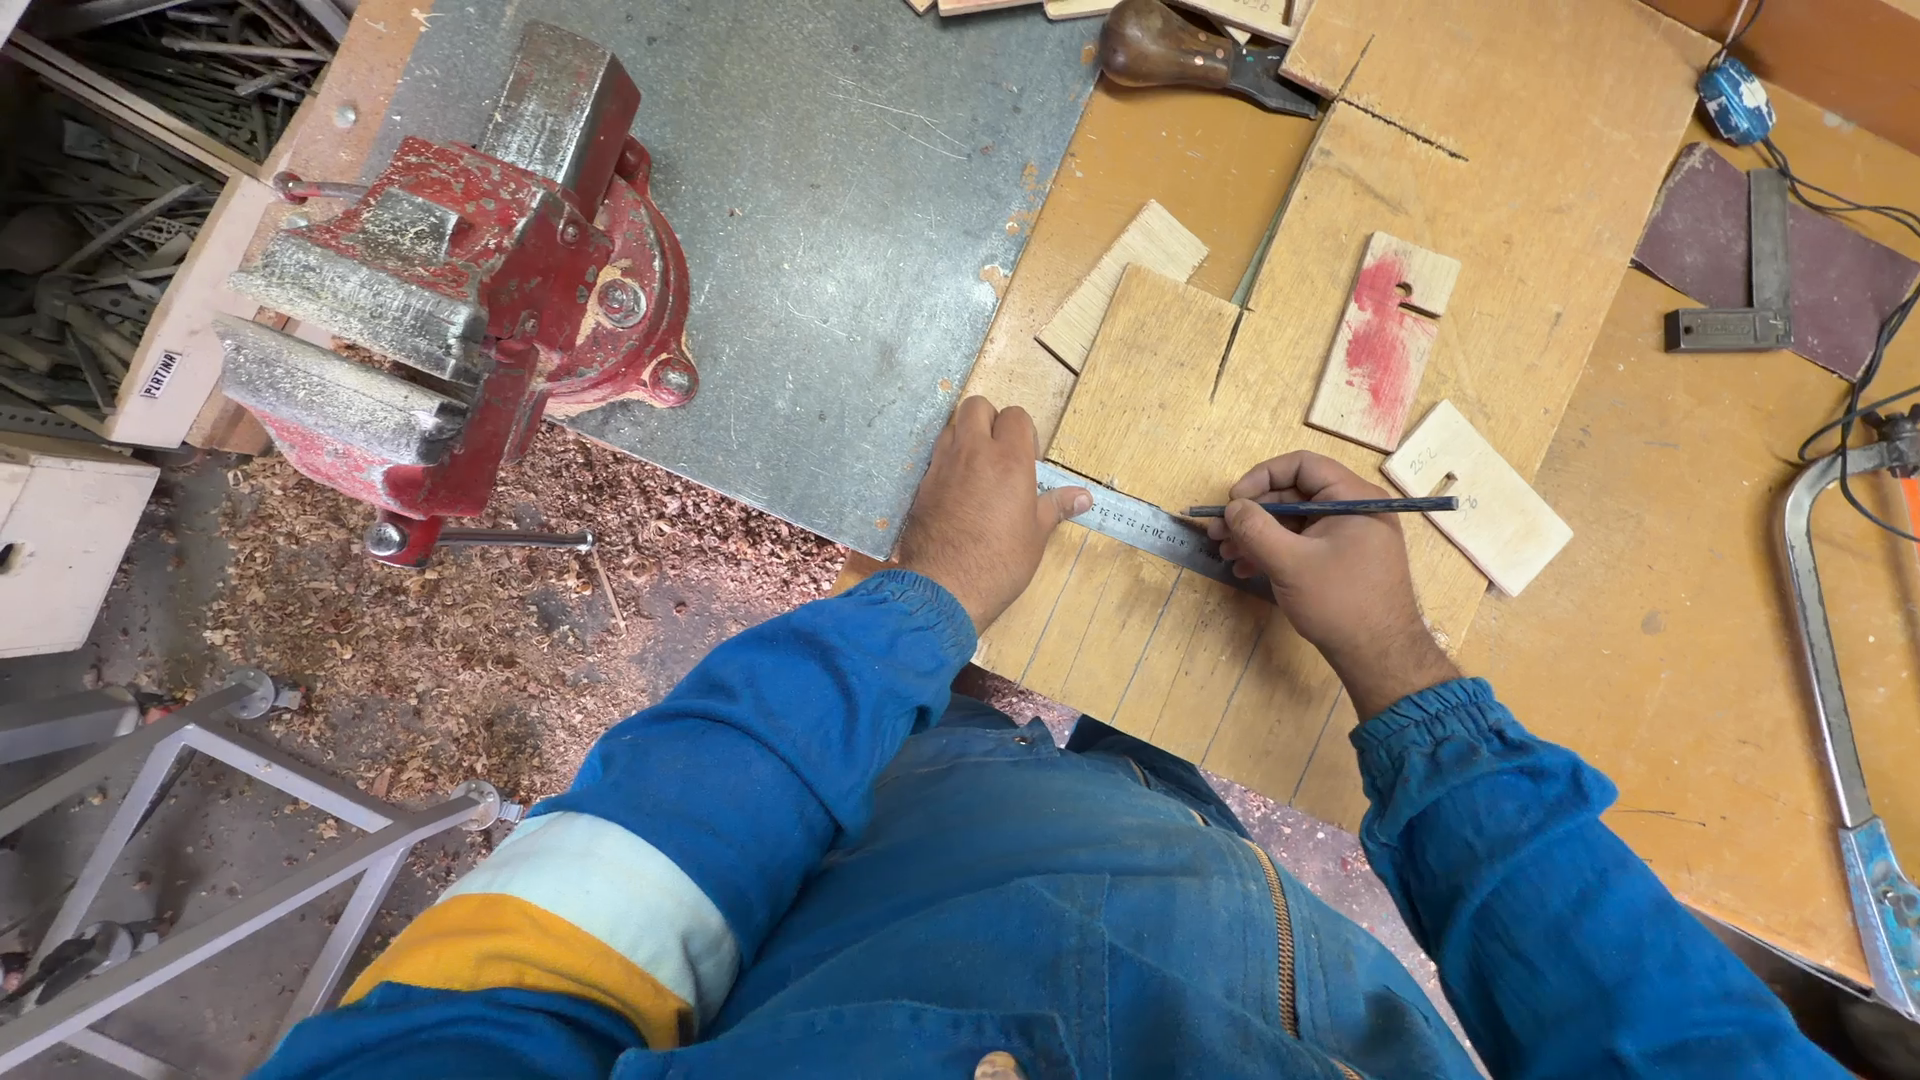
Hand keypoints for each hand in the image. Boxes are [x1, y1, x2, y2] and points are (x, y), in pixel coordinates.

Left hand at [898, 397, 1090, 631]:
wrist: (945, 587)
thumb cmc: (1000, 562)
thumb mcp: (1036, 535)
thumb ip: (1055, 506)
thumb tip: (1083, 497)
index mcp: (1009, 460)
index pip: (1016, 416)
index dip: (1024, 433)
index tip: (1028, 460)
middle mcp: (973, 453)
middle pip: (977, 406)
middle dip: (990, 420)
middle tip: (1000, 453)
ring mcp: (942, 466)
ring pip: (951, 427)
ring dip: (965, 437)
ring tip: (978, 470)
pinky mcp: (922, 484)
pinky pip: (936, 457)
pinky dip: (947, 462)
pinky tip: (956, 492)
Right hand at [1206, 451, 1457, 719]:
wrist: (1378, 655)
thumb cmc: (1339, 602)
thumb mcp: (1289, 562)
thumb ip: (1255, 528)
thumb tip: (1232, 507)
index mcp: (1353, 498)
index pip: (1302, 465)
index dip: (1262, 477)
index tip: (1234, 501)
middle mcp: (1353, 510)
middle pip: (1292, 494)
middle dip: (1252, 512)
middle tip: (1218, 531)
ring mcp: (1346, 536)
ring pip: (1291, 521)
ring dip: (1255, 534)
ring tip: (1225, 552)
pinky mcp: (1339, 559)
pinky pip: (1299, 542)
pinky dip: (1271, 551)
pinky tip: (1245, 568)